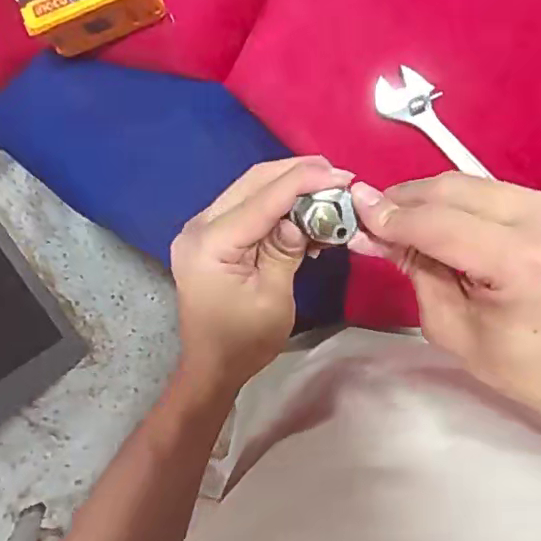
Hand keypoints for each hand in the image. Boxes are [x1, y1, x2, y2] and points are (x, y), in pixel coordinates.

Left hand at [170, 156, 352, 392]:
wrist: (211, 366)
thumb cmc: (243, 341)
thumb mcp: (273, 298)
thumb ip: (285, 250)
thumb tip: (303, 216)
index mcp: (209, 243)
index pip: (262, 199)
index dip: (304, 182)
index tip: (343, 176)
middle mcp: (198, 228)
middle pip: (252, 183)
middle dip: (297, 174)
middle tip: (338, 177)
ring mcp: (200, 231)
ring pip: (248, 191)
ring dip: (287, 187)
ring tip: (326, 192)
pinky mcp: (208, 238)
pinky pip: (244, 209)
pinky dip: (274, 206)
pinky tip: (302, 214)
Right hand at [349, 173, 540, 435]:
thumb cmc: (521, 367)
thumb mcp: (450, 327)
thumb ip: (413, 269)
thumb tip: (368, 230)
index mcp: (528, 264)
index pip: (441, 224)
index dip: (390, 215)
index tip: (351, 208)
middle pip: (455, 190)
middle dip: (404, 201)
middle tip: (368, 217)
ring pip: (471, 185)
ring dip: (427, 201)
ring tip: (397, 223)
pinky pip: (491, 193)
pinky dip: (455, 205)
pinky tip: (436, 225)